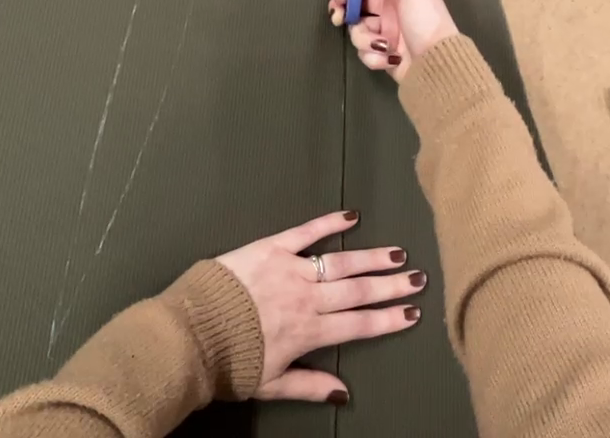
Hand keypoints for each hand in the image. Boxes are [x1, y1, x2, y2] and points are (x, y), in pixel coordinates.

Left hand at [215, 210, 424, 403]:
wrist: (191, 333)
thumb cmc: (229, 363)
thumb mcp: (269, 384)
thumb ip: (309, 385)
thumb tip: (345, 393)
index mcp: (309, 332)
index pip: (358, 324)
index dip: (387, 319)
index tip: (412, 313)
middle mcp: (308, 298)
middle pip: (357, 290)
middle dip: (390, 285)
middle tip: (418, 277)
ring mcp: (292, 269)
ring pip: (340, 261)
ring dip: (371, 257)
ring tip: (397, 253)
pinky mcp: (272, 246)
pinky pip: (306, 231)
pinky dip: (329, 222)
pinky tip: (351, 216)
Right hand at [327, 0, 459, 81]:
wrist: (437, 64)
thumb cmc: (426, 20)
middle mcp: (388, 7)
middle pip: (356, 3)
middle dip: (345, 10)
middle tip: (339, 17)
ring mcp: (384, 31)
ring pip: (357, 29)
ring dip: (364, 38)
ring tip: (382, 44)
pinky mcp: (381, 52)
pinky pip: (365, 51)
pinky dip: (374, 55)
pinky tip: (389, 57)